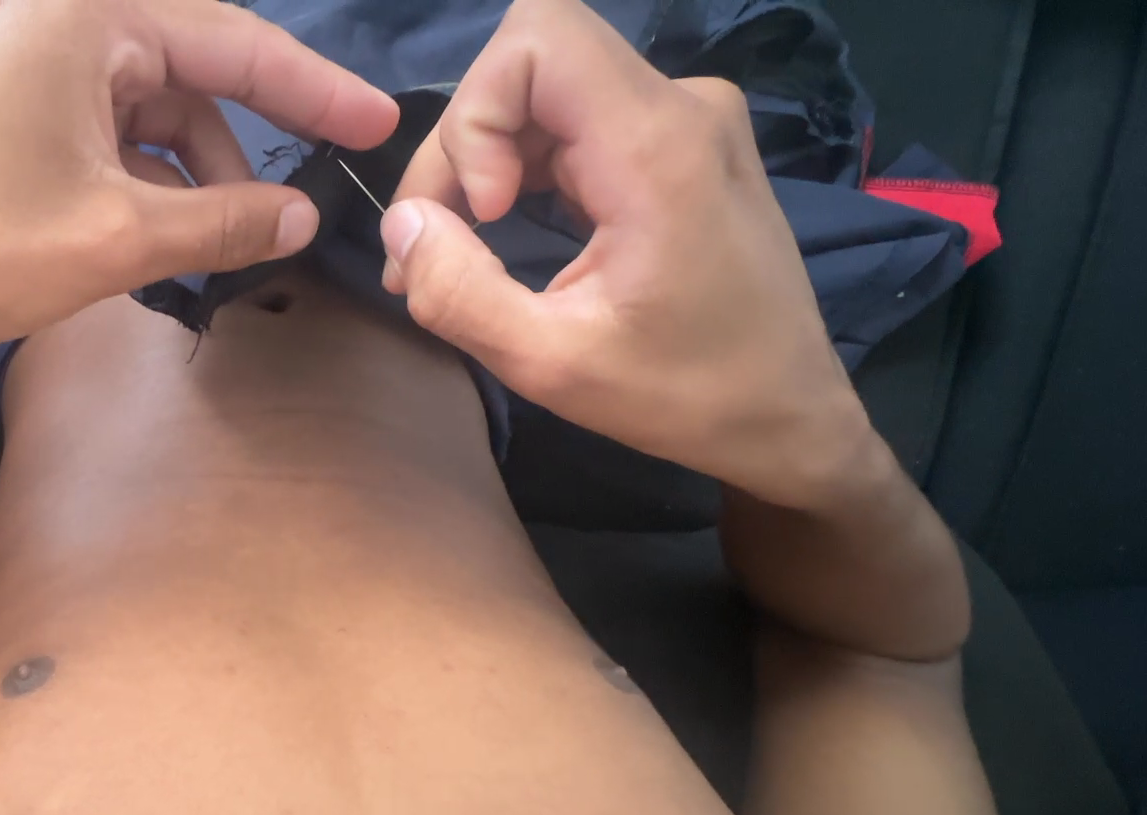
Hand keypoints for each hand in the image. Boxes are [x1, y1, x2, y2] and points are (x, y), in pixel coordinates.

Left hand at [0, 0, 397, 375]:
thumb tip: (305, 218)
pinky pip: (107, 140)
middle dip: (242, 152)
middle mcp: (56, 18)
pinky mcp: (12, 115)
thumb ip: (226, 221)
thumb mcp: (122, 238)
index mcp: (84, 14)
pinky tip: (160, 243)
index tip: (373, 124)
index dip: (312, 90)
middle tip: (286, 218)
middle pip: (189, 77)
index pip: (232, 40)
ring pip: (148, 118)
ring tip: (213, 253)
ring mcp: (29, 67)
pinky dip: (144, 188)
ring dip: (191, 184)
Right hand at [378, 0, 873, 508]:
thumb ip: (459, 294)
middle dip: (457, 157)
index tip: (484, 214)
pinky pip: (565, 129)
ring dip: (475, 171)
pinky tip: (495, 236)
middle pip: (526, 71)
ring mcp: (678, 121)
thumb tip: (400, 225)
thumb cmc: (675, 394)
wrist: (780, 409)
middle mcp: (676, 106)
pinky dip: (512, 176)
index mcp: (656, 146)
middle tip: (428, 256)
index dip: (477, 117)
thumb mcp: (547, 363)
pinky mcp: (670, 147)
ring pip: (537, 100)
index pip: (538, 38)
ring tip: (450, 258)